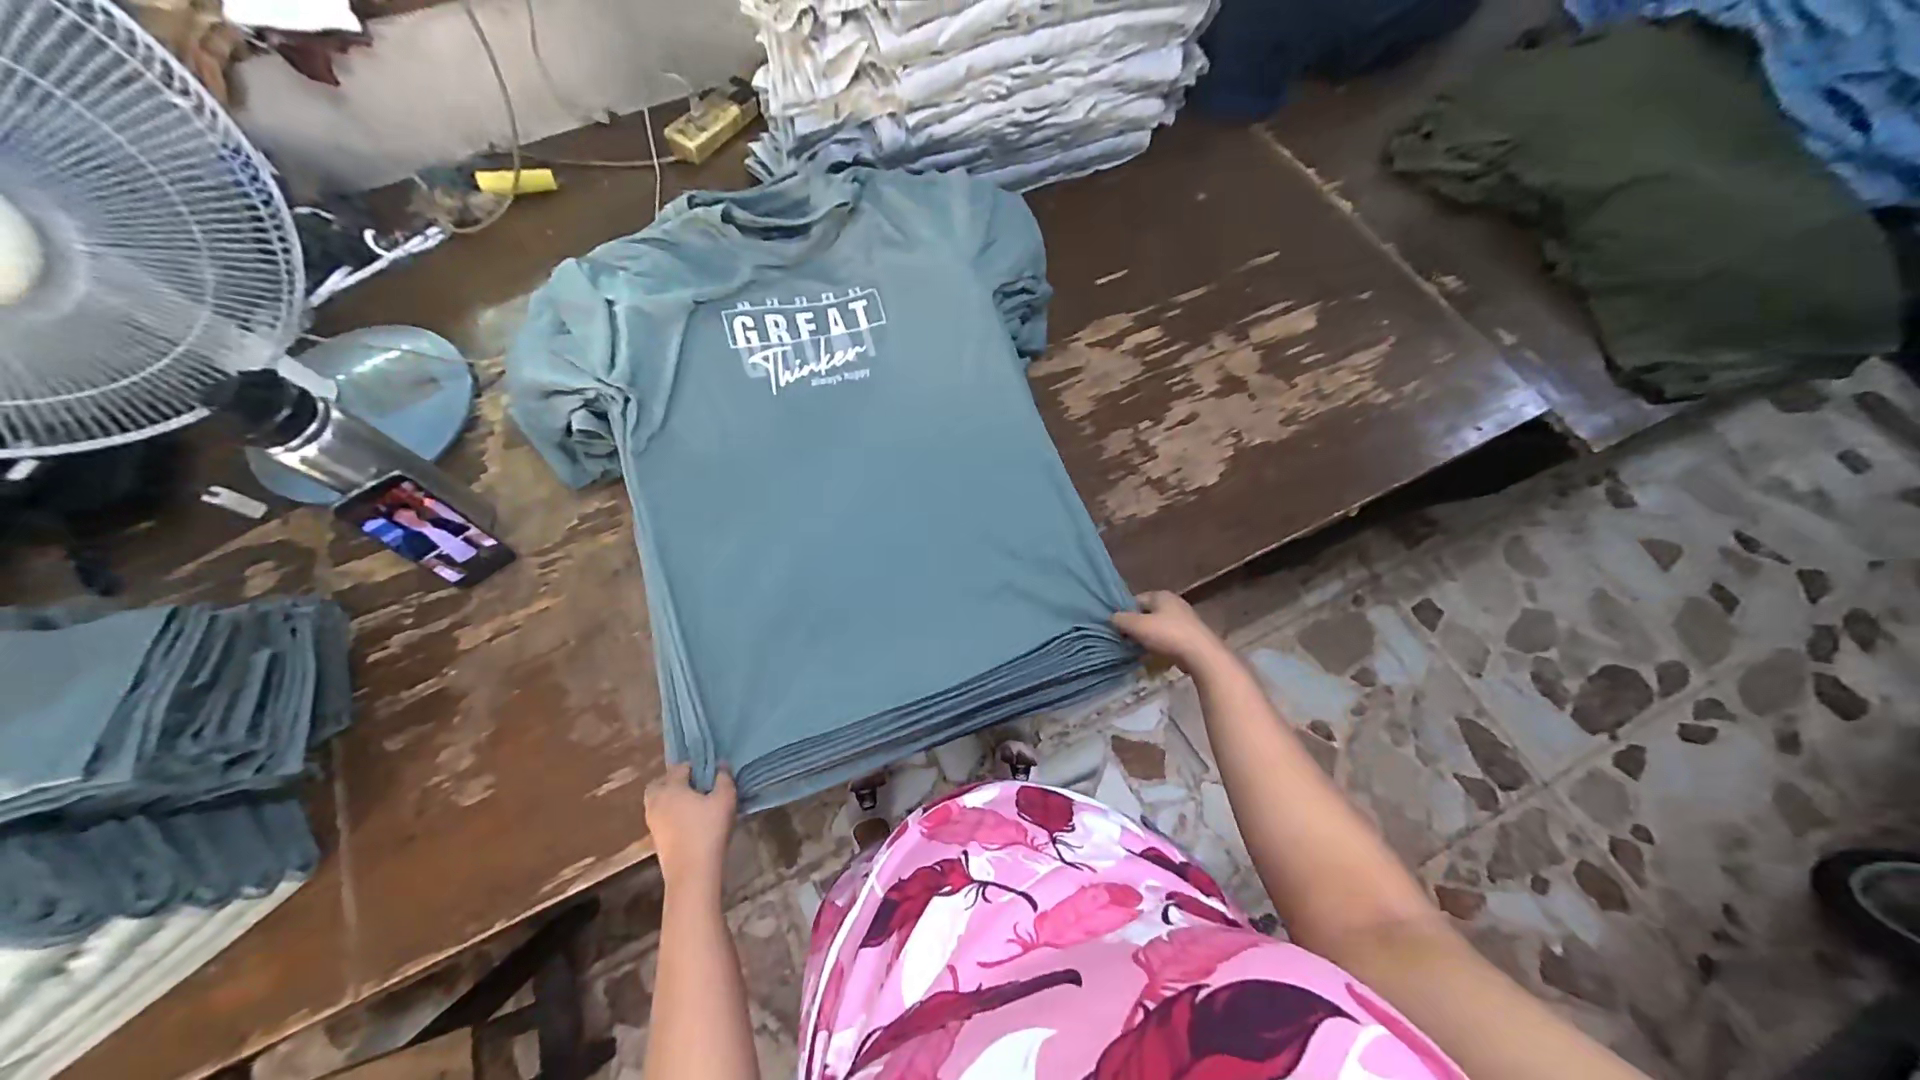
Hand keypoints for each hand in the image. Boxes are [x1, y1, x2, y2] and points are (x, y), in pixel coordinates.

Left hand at [645, 764, 736, 893]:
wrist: (692, 873)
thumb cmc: (709, 830)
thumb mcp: (725, 799)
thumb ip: (724, 778)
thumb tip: (721, 766)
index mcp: (671, 788)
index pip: (681, 767)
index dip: (697, 766)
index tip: (711, 773)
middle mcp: (656, 801)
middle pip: (661, 783)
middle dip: (676, 780)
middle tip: (697, 786)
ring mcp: (653, 822)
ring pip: (658, 801)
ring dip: (672, 798)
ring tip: (694, 804)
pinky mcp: (655, 838)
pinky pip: (661, 816)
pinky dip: (671, 813)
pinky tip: (689, 821)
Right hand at [1113, 591, 1232, 672]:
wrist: (1201, 655)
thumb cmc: (1167, 635)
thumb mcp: (1137, 625)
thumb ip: (1121, 619)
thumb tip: (1112, 618)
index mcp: (1161, 595)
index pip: (1135, 600)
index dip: (1124, 613)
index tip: (1117, 627)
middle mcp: (1174, 603)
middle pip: (1147, 614)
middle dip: (1136, 627)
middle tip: (1125, 640)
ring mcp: (1184, 620)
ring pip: (1157, 628)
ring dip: (1147, 638)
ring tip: (1137, 651)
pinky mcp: (1190, 637)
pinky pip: (1168, 639)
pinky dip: (1160, 647)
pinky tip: (1154, 658)